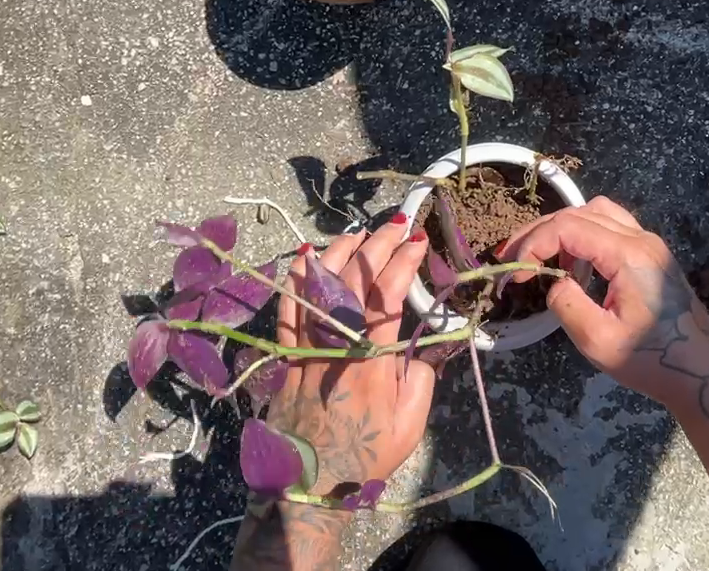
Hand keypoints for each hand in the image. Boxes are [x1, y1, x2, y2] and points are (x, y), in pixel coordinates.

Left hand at [269, 214, 436, 490]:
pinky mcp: (285, 354)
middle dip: (378, 244)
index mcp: (372, 360)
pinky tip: (305, 255)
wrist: (311, 485)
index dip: (403, 261)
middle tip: (396, 223)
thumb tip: (423, 341)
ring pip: (319, 285)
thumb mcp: (411, 422)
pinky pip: (286, 308)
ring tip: (360, 232)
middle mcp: (337, 345)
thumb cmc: (367, 454)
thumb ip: (422, 376)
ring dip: (340, 251)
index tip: (417, 240)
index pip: (386, 295)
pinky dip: (295, 279)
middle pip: (354, 279)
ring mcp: (306, 346)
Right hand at [501, 197, 708, 416]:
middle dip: (540, 232)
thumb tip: (553, 282)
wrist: (704, 377)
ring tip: (541, 257)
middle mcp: (640, 239)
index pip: (568, 227)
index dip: (534, 244)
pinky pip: (611, 228)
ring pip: (596, 213)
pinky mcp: (651, 255)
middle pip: (579, 212)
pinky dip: (584, 236)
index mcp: (629, 254)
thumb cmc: (653, 362)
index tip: (516, 273)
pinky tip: (574, 265)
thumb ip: (566, 303)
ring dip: (563, 228)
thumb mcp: (598, 340)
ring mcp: (649, 244)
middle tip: (513, 256)